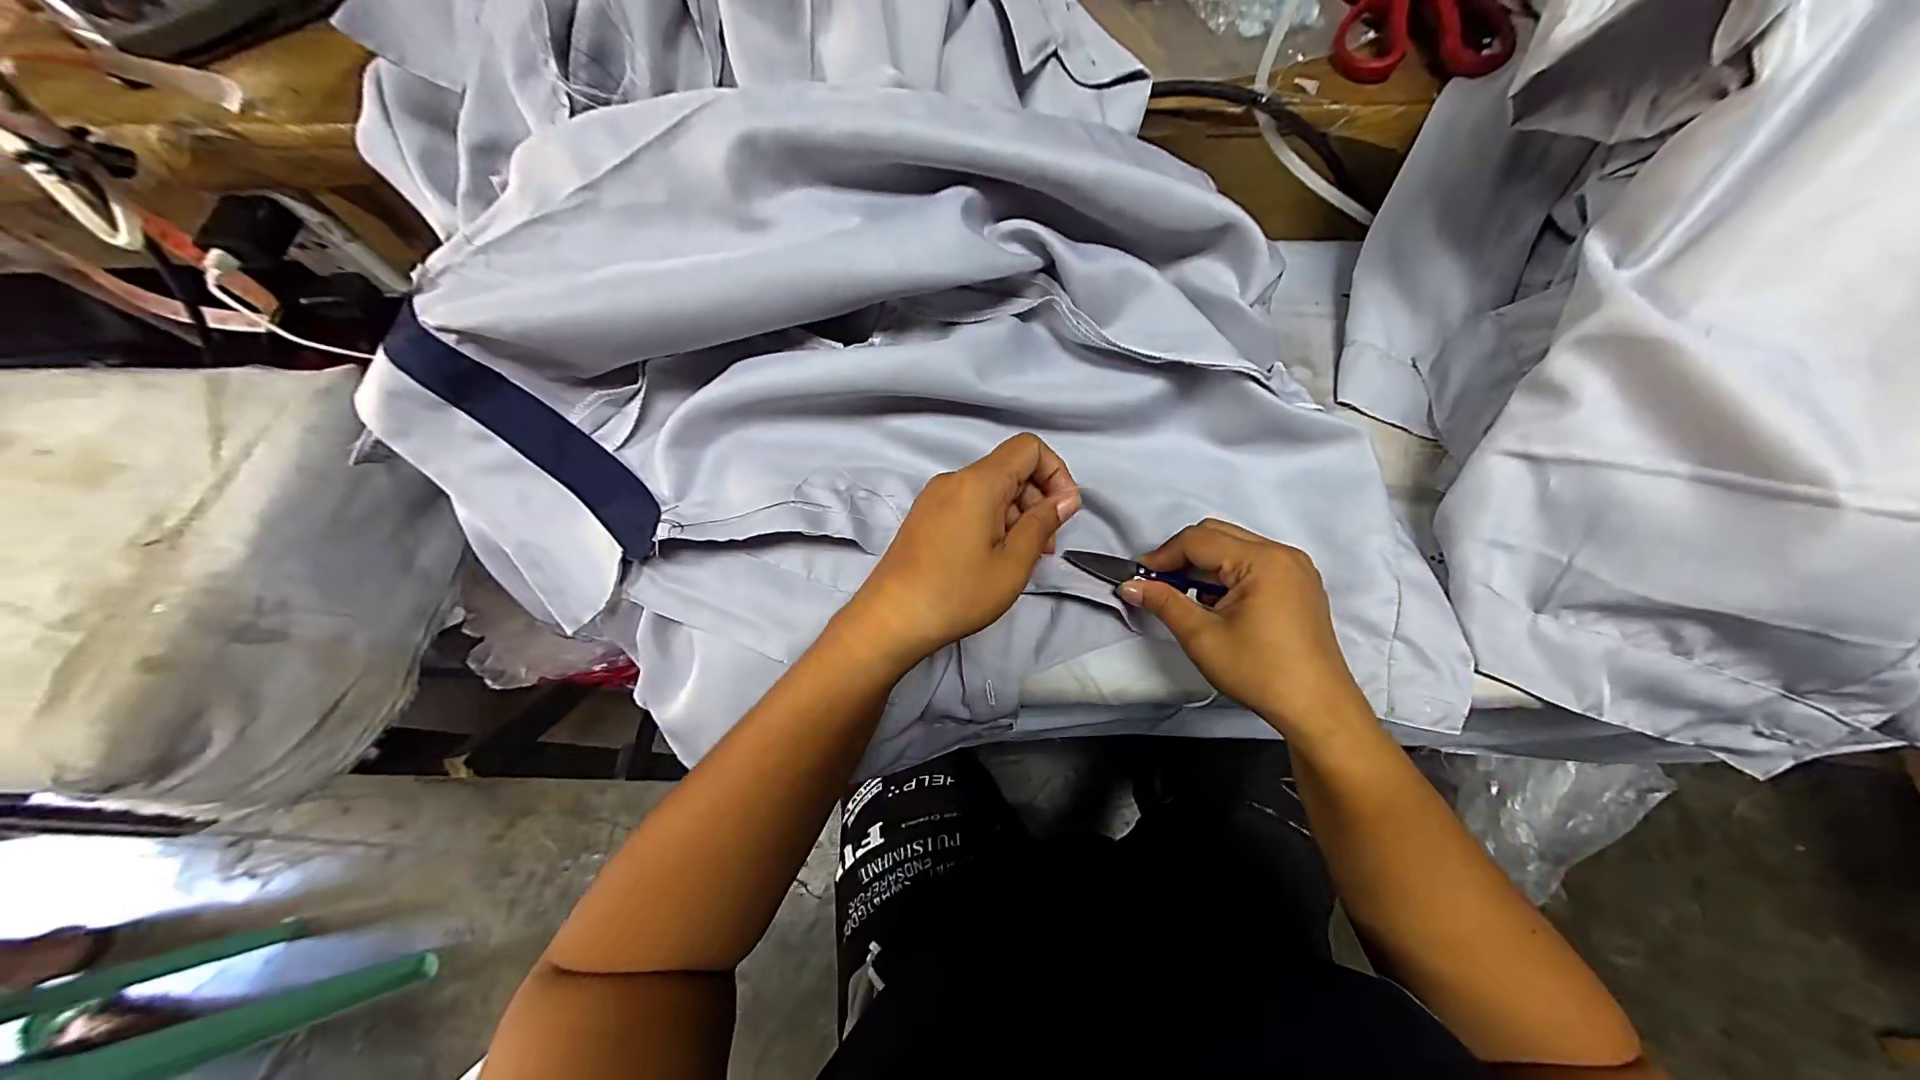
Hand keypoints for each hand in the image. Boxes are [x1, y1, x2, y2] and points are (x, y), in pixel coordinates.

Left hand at [839, 434, 1079, 665]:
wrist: (891, 619)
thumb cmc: (956, 593)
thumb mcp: (1013, 563)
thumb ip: (1043, 524)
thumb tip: (1065, 500)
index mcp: (978, 483)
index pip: (1029, 448)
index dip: (1056, 473)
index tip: (1062, 512)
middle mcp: (954, 480)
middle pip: (1010, 469)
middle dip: (1038, 499)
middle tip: (1045, 545)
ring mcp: (935, 498)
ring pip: (990, 489)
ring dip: (1016, 514)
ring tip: (1021, 558)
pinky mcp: (925, 517)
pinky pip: (969, 504)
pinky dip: (992, 521)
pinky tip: (994, 557)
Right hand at [1117, 519, 1370, 736]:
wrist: (1316, 707)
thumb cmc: (1261, 672)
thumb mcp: (1201, 636)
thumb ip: (1164, 602)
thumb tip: (1132, 586)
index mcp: (1262, 561)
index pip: (1198, 540)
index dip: (1163, 556)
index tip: (1139, 577)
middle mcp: (1283, 555)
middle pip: (1217, 535)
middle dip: (1182, 556)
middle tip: (1158, 584)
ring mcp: (1295, 569)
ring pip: (1235, 547)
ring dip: (1204, 566)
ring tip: (1186, 598)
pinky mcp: (1299, 585)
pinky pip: (1254, 563)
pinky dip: (1227, 574)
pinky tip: (1216, 604)